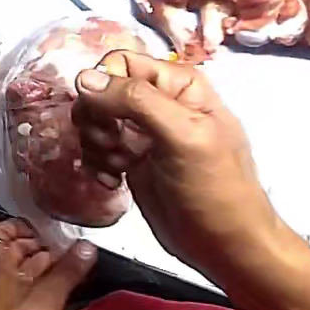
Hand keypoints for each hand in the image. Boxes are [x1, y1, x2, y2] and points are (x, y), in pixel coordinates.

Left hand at [0, 219, 96, 309]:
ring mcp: (11, 298)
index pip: (1, 231)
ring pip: (30, 270)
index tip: (48, 227)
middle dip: (44, 244)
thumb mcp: (47, 299)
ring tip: (77, 263)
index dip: (22, 224)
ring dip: (51, 265)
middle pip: (19, 249)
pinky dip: (51, 285)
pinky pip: (36, 291)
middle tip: (71, 246)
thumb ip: (67, 271)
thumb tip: (87, 246)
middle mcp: (2, 278)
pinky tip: (70, 287)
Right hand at [71, 51, 281, 265]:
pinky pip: (95, 146)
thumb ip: (135, 100)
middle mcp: (157, 101)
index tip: (109, 118)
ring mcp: (141, 131)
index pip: (118, 63)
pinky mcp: (129, 157)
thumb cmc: (215, 189)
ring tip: (117, 165)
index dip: (105, 88)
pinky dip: (96, 162)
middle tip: (112, 144)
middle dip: (96, 119)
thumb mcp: (182, 135)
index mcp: (177, 84)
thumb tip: (84, 78)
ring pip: (93, 119)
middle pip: (99, 91)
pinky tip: (111, 179)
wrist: (225, 246)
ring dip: (95, 144)